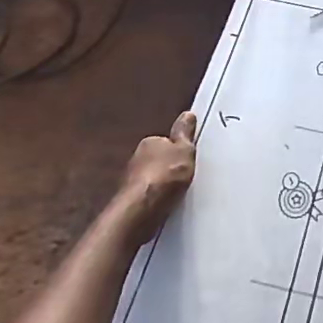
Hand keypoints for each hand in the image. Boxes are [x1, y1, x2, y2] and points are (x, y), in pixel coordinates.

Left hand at [117, 112, 198, 236]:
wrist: (144, 207)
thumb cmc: (165, 175)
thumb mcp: (185, 150)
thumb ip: (185, 133)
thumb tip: (187, 115)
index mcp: (149, 142)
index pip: (167, 141)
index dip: (180, 149)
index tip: (190, 157)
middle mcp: (137, 157)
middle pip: (160, 159)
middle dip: (171, 166)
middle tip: (187, 174)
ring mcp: (132, 179)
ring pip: (154, 177)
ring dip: (164, 183)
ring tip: (179, 190)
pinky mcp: (132, 197)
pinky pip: (150, 193)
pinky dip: (158, 197)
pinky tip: (168, 202)